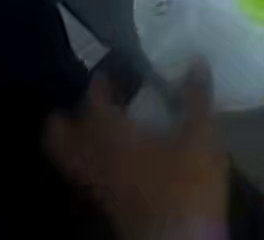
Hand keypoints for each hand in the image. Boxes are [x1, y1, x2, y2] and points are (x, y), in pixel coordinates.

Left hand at [45, 66, 228, 239]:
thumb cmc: (188, 182)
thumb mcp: (200, 134)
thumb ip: (195, 97)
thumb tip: (194, 59)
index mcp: (117, 144)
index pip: (96, 112)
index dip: (96, 90)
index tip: (103, 70)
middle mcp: (101, 166)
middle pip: (67, 146)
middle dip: (63, 125)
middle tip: (68, 106)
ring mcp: (103, 189)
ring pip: (76, 163)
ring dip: (75, 142)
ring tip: (88, 125)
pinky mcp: (113, 203)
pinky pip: (90, 174)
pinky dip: (91, 158)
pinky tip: (114, 153)